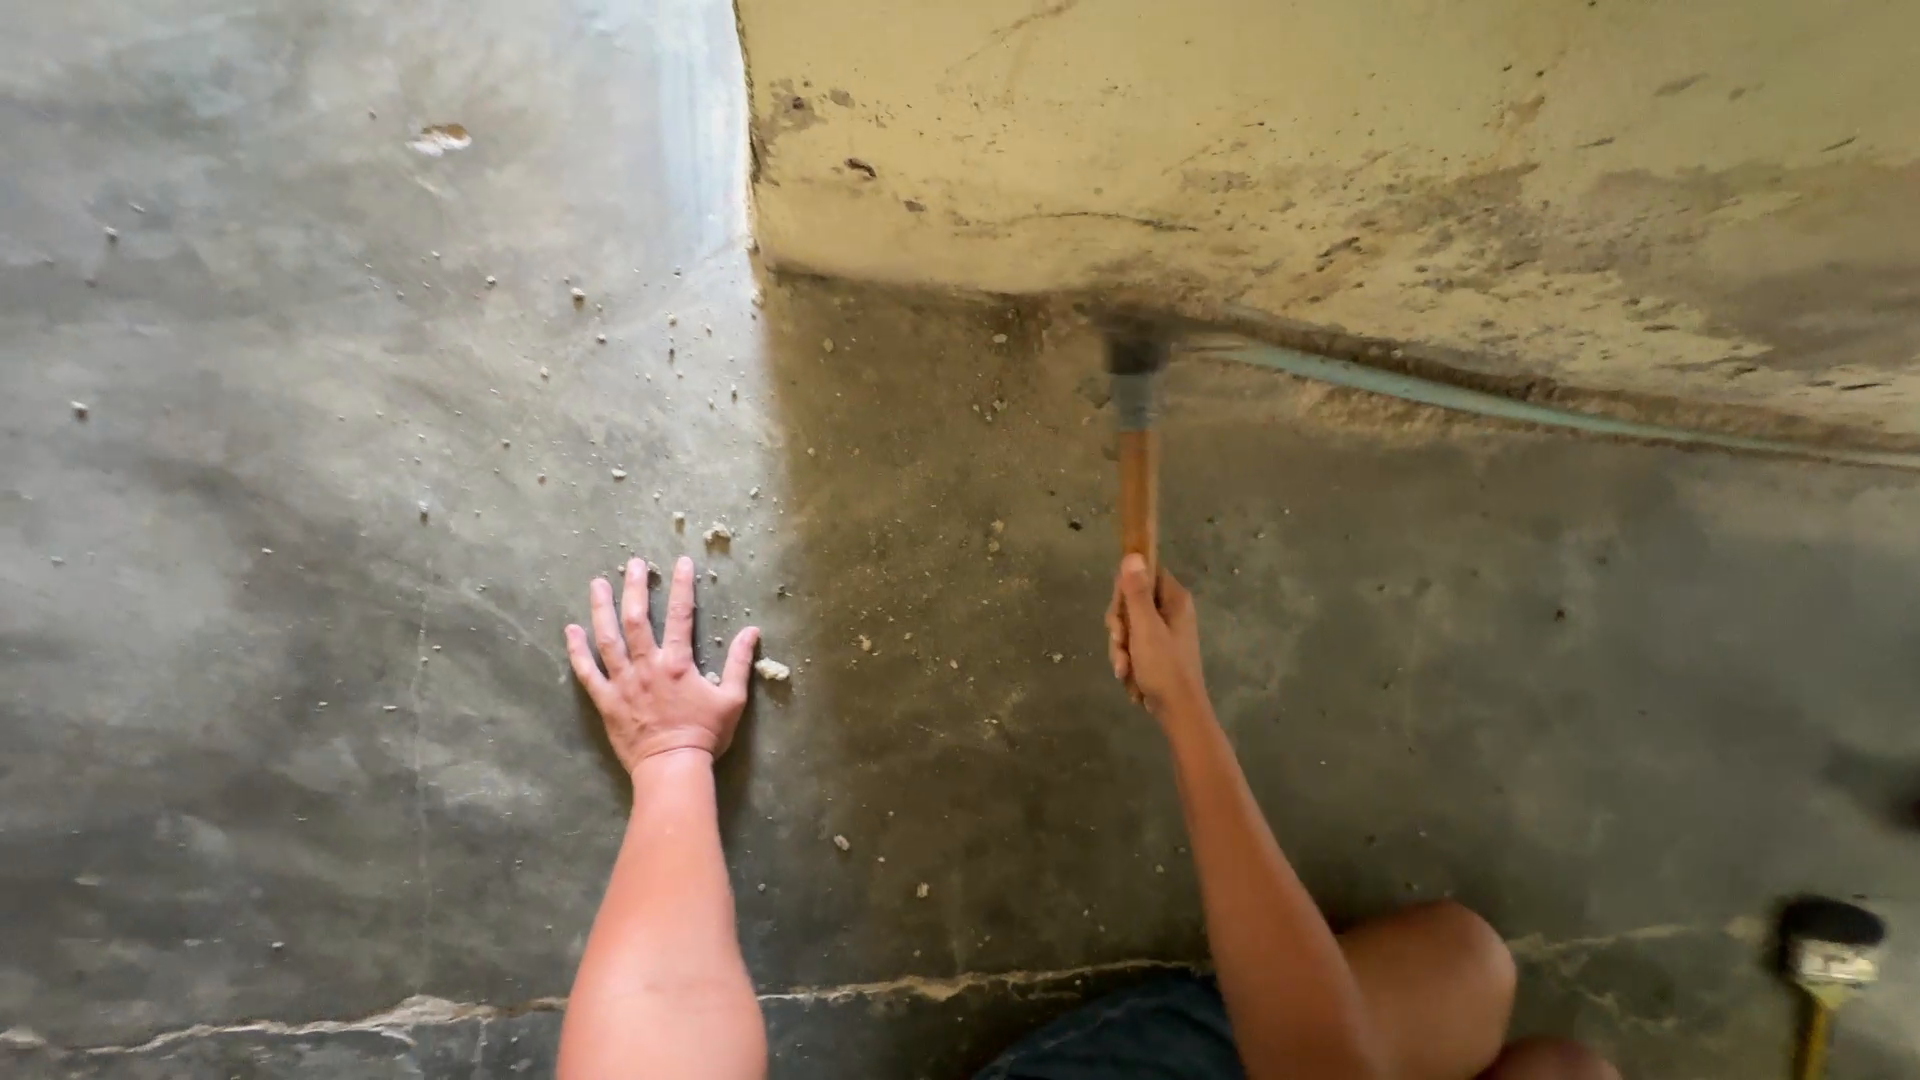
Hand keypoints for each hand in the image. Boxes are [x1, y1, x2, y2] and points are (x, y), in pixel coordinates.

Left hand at [565, 557, 759, 772]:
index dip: (682, 586)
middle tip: (633, 564)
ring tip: (597, 584)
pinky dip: (577, 650)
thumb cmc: (705, 734)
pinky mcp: (606, 701)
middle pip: (637, 618)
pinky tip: (571, 630)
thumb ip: (739, 663)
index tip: (681, 563)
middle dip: (635, 587)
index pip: (680, 615)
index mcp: (678, 663)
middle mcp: (647, 666)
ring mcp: (623, 682)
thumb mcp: (732, 699)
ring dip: (601, 608)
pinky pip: (587, 672)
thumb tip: (752, 632)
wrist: (672, 768)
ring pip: (608, 638)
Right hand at [1105, 554, 1208, 719]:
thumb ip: (1136, 592)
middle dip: (1119, 624)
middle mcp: (1171, 610)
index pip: (1144, 573)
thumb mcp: (1145, 628)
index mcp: (1174, 599)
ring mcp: (1164, 631)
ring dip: (1119, 645)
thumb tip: (1133, 555)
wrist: (1178, 711)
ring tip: (1123, 666)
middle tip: (1119, 641)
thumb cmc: (1164, 667)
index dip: (1126, 589)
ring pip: (1128, 624)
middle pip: (1132, 600)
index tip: (1120, 610)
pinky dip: (1126, 657)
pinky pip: (1132, 643)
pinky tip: (1126, 673)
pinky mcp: (1157, 650)